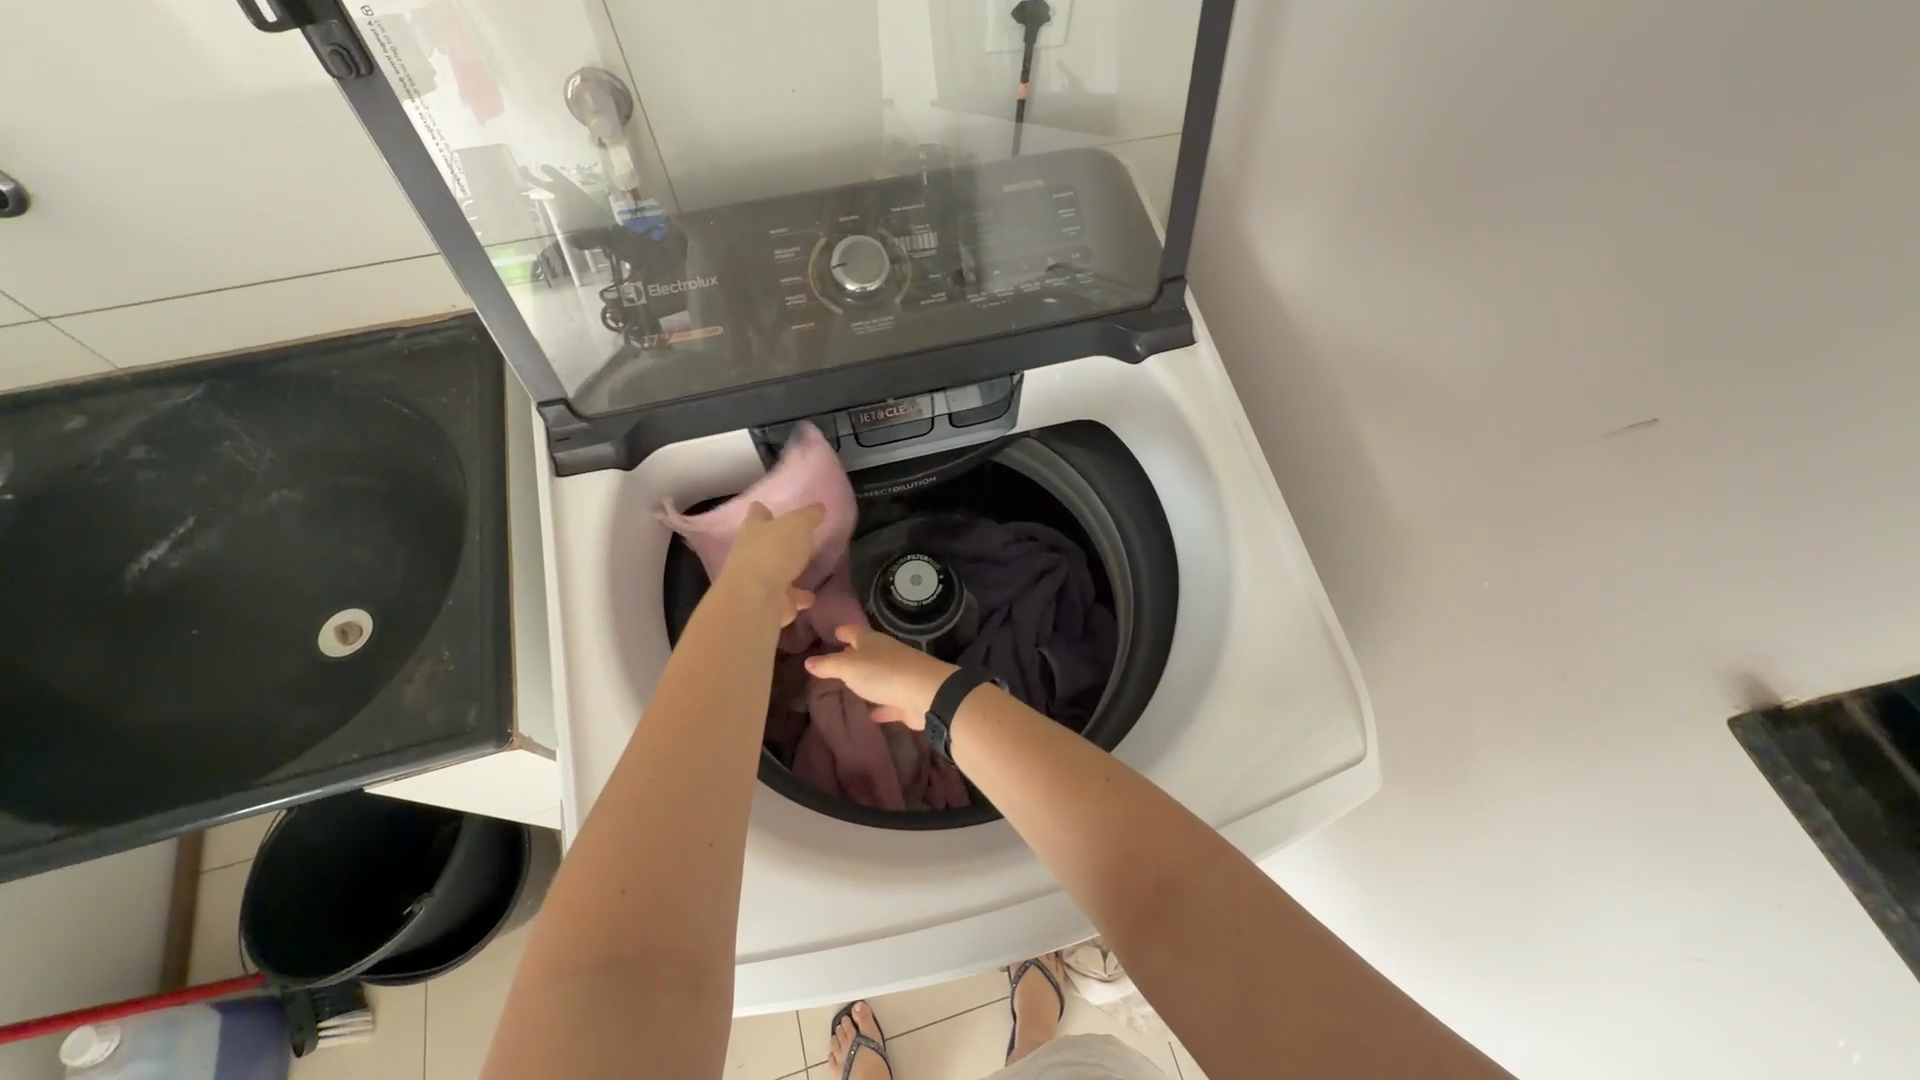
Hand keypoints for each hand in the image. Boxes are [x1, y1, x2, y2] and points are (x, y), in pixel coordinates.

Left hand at [717, 503, 822, 626]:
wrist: (757, 597)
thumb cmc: (774, 551)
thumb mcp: (798, 525)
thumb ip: (809, 517)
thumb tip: (819, 507)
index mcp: (755, 529)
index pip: (757, 515)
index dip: (762, 511)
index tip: (766, 507)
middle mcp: (751, 553)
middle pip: (762, 544)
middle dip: (775, 543)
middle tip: (793, 540)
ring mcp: (758, 581)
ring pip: (775, 574)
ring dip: (788, 574)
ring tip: (805, 572)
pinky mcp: (768, 603)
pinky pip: (786, 598)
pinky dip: (797, 599)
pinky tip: (810, 599)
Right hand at [804, 625, 957, 727]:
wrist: (926, 693)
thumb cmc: (883, 672)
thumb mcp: (849, 667)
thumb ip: (828, 665)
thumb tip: (807, 661)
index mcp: (872, 642)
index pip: (855, 631)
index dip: (844, 631)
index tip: (835, 631)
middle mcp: (887, 655)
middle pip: (868, 652)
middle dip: (854, 655)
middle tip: (838, 660)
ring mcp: (899, 677)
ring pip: (879, 677)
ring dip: (867, 681)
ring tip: (851, 687)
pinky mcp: (907, 699)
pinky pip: (889, 702)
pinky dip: (880, 706)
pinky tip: (871, 714)